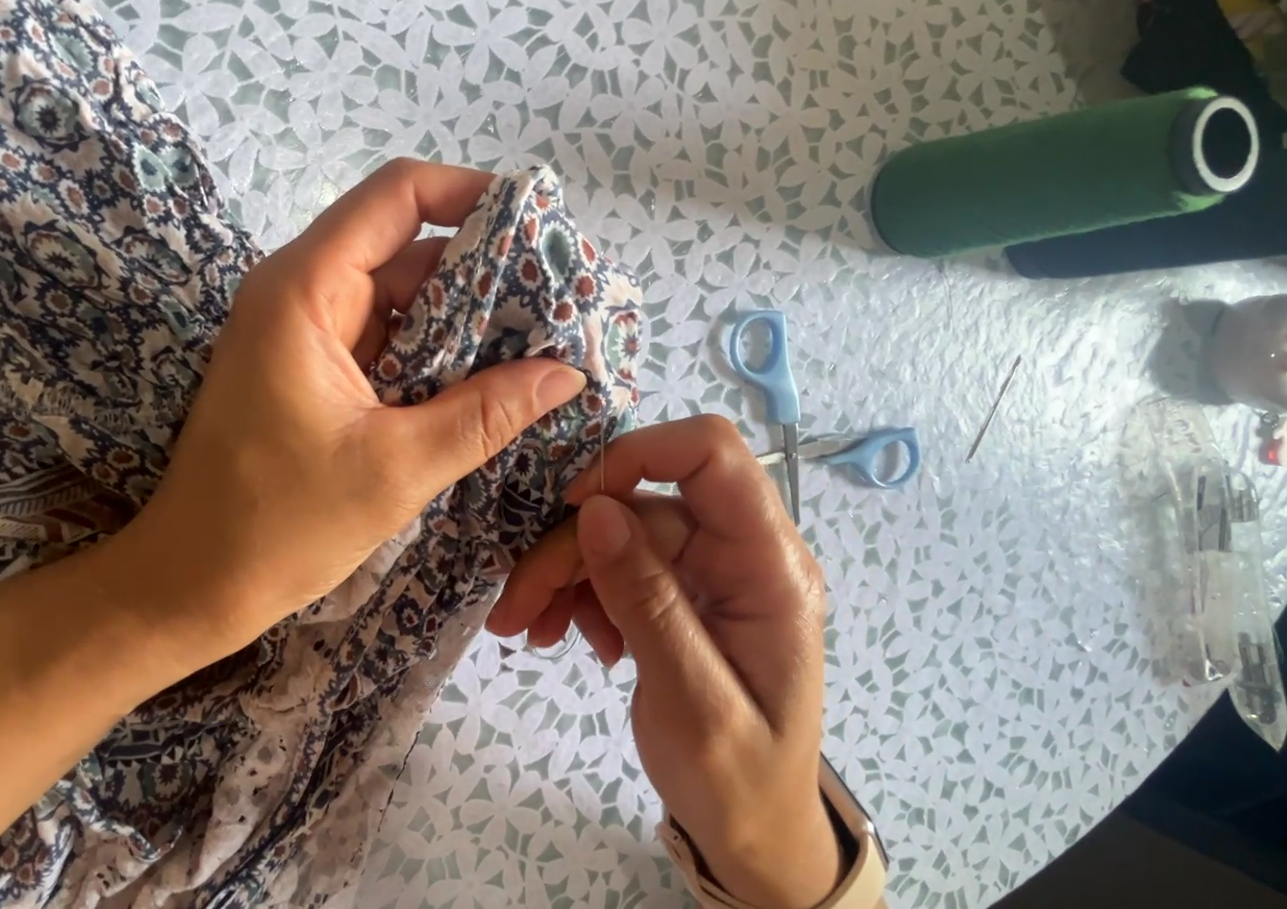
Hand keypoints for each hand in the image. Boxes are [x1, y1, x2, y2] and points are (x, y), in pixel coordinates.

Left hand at [129, 159, 586, 657]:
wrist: (192, 582)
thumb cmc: (280, 525)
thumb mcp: (397, 468)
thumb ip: (486, 414)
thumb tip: (566, 373)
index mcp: (305, 290)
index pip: (397, 195)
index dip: (472, 194)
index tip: (539, 227)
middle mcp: (302, 292)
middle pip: (407, 245)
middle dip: (487, 268)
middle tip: (561, 298)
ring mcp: (305, 330)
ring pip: (401, 294)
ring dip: (466, 316)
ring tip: (543, 339)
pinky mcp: (312, 367)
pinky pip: (386, 337)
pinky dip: (436, 351)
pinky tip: (491, 376)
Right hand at [486, 416, 841, 908]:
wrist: (753, 831)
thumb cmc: (739, 779)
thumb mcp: (692, 703)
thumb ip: (648, 602)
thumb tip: (596, 511)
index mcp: (769, 565)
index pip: (712, 455)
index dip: (637, 455)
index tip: (572, 504)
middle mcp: (741, 551)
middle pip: (640, 505)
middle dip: (569, 549)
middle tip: (516, 610)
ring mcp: (709, 569)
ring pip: (617, 533)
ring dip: (564, 576)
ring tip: (532, 632)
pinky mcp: (681, 589)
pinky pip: (616, 564)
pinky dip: (582, 595)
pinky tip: (576, 638)